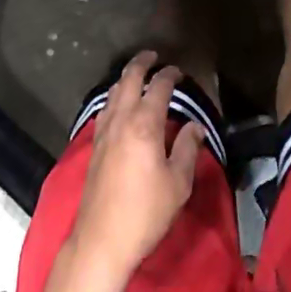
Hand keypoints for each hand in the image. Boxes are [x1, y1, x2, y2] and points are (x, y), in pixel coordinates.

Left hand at [47, 52, 205, 291]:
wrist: (103, 236)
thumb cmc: (146, 211)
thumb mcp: (178, 183)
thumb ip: (187, 148)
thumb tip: (195, 125)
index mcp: (144, 123)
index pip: (158, 87)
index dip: (169, 75)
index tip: (179, 71)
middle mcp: (121, 118)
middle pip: (129, 78)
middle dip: (141, 62)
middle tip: (153, 55)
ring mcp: (104, 129)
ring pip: (113, 90)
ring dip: (126, 77)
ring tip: (137, 74)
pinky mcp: (95, 143)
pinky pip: (105, 106)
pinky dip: (115, 95)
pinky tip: (119, 103)